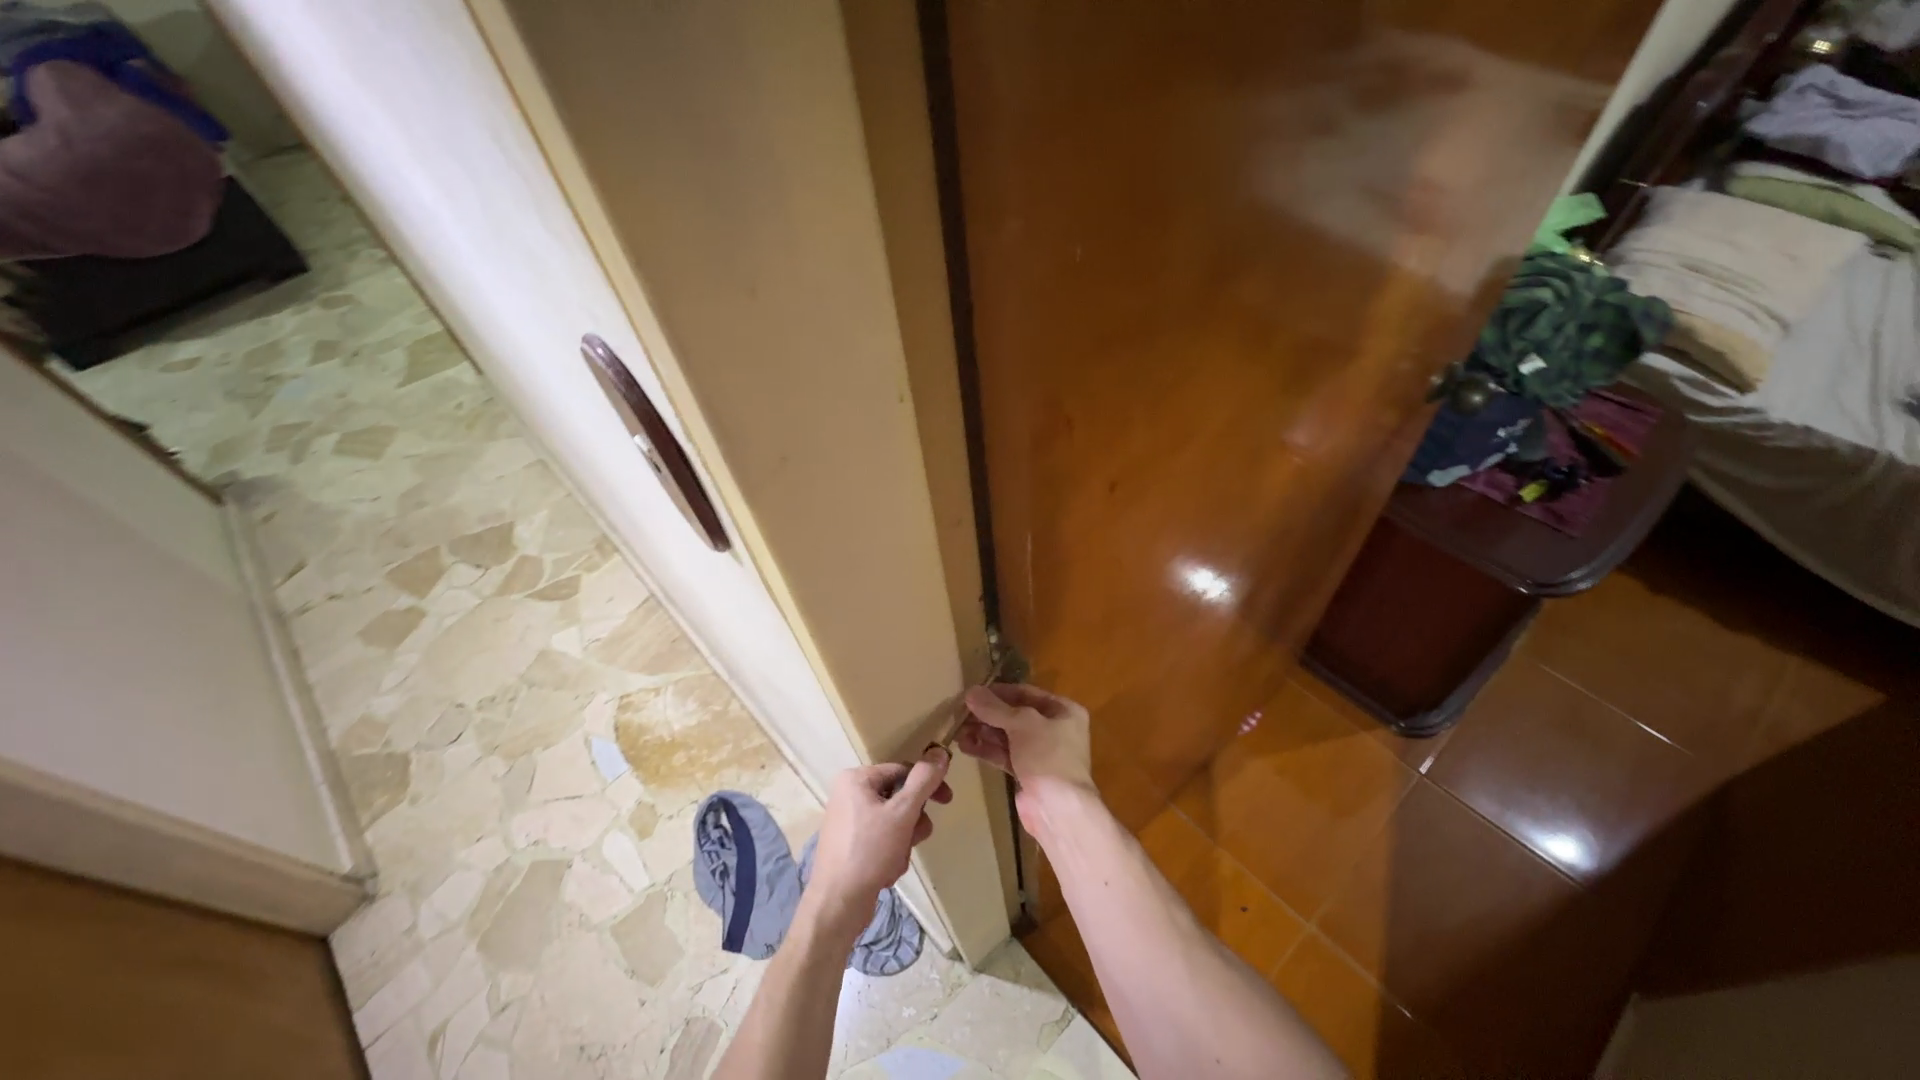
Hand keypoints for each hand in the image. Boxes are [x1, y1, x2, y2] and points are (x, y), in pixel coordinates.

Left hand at [802, 747, 952, 936]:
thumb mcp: (902, 813)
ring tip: (895, 860)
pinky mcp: (851, 846)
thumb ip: (923, 781)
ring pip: (894, 823)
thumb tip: (940, 752)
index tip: (947, 801)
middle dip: (911, 823)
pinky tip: (885, 871)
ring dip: (903, 842)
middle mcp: (849, 795)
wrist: (838, 903)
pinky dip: (891, 854)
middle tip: (912, 838)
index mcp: (855, 779)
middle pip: (899, 798)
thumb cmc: (869, 851)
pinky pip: (882, 841)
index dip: (927, 785)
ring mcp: (849, 822)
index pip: (902, 771)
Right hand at [956, 684, 1096, 847]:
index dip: (999, 692)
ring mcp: (1041, 754)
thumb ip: (995, 708)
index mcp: (1064, 711)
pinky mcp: (1028, 774)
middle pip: (1015, 716)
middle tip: (960, 713)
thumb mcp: (1023, 724)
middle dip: (988, 715)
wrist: (1059, 809)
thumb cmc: (1048, 757)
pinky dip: (987, 750)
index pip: (1026, 694)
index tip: (973, 693)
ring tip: (957, 730)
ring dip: (983, 733)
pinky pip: (1005, 756)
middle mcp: (1055, 729)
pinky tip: (965, 746)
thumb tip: (970, 692)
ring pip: (1008, 737)